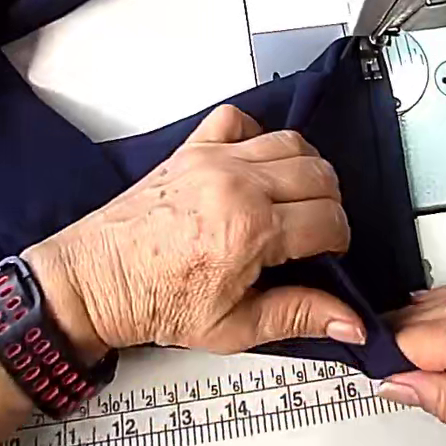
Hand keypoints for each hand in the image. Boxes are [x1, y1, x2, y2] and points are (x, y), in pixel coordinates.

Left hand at [25, 105, 364, 358]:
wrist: (96, 280)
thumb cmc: (151, 301)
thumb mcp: (232, 326)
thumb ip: (297, 316)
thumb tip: (348, 321)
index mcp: (250, 230)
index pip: (330, 220)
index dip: (337, 242)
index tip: (325, 253)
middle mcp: (235, 184)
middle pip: (320, 175)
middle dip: (328, 206)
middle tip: (310, 232)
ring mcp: (211, 160)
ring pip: (291, 142)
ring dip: (303, 170)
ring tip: (290, 201)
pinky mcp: (189, 150)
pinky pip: (236, 120)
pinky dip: (255, 134)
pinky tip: (253, 164)